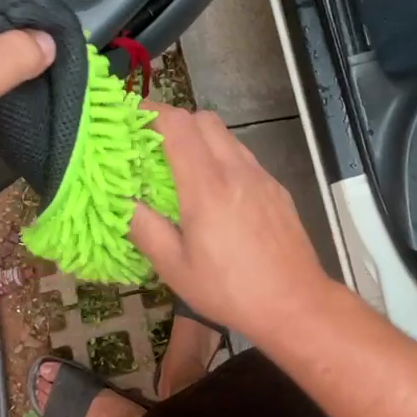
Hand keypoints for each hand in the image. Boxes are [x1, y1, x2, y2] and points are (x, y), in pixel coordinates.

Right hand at [130, 105, 343, 340]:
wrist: (295, 303)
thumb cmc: (230, 289)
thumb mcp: (175, 267)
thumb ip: (144, 228)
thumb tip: (121, 200)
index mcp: (207, 185)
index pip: (178, 125)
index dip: (151, 112)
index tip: (130, 117)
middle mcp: (236, 170)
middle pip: (204, 120)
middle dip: (175, 122)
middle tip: (152, 146)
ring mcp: (262, 177)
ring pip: (227, 137)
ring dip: (201, 140)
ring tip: (181, 170)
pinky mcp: (277, 190)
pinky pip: (244, 158)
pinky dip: (223, 159)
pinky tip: (215, 193)